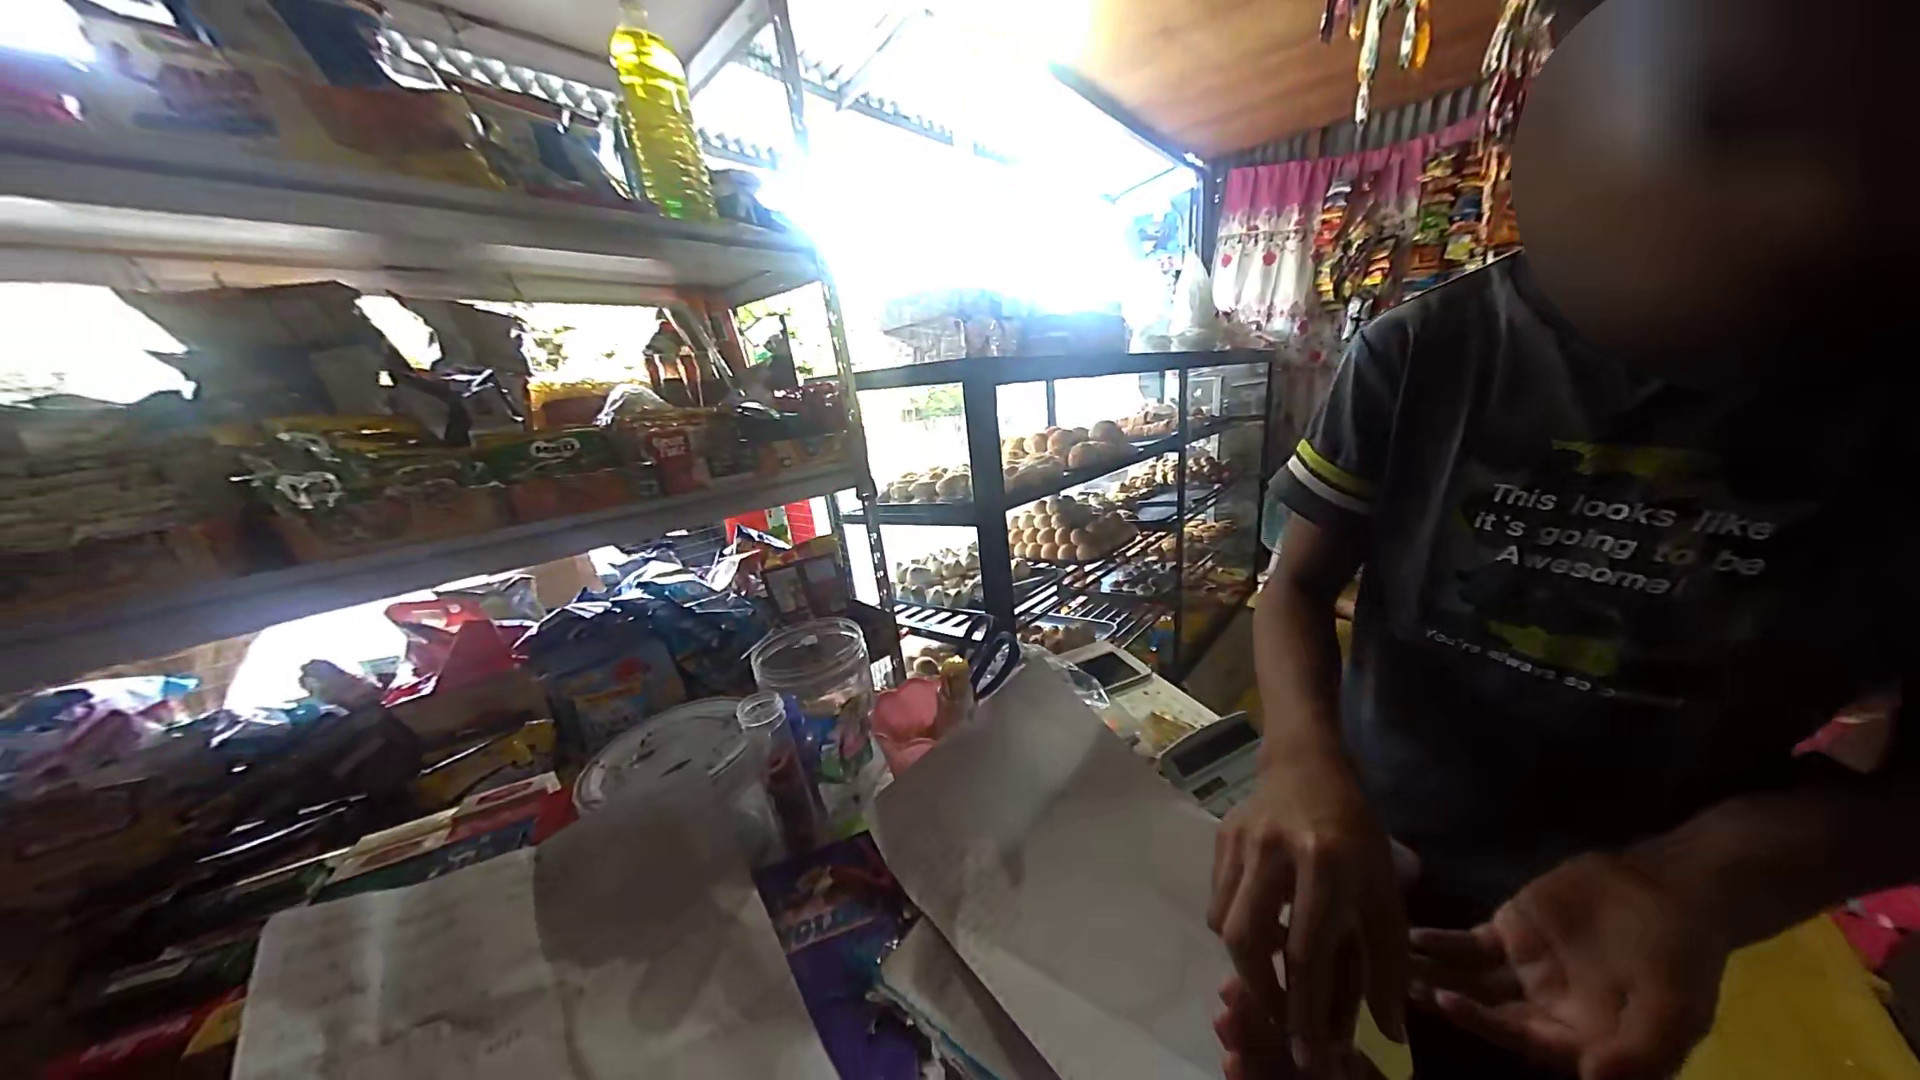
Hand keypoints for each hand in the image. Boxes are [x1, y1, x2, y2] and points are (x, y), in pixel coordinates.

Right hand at [1209, 752, 1407, 1074]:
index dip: (1306, 1009)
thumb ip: (1386, 962)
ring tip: (1270, 971)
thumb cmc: (1355, 830)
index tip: (1307, 1053)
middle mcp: (1275, 851)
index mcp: (1327, 865)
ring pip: (1222, 919)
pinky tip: (1257, 924)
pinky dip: (1234, 923)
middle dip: (1259, 990)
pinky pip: (1217, 895)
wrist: (1306, 766)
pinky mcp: (1221, 836)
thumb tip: (1388, 1032)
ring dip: (1244, 959)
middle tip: (1280, 1017)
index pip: (1308, 951)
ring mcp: (1241, 840)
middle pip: (1245, 937)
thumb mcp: (1384, 892)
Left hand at [1409, 853, 1728, 1079]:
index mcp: (1586, 1037)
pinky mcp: (1507, 933)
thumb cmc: (1678, 957)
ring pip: (1469, 978)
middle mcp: (1547, 1009)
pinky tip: (1413, 936)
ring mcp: (1523, 969)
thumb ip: (1640, 1049)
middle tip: (1391, 983)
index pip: (1524, 1038)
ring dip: (1431, 973)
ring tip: (1387, 960)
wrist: (1662, 893)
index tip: (1446, 1003)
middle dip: (1441, 999)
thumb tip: (1597, 1079)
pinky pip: (1467, 944)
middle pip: (1486, 1010)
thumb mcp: (1674, 1009)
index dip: (1485, 1023)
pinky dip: (1441, 943)